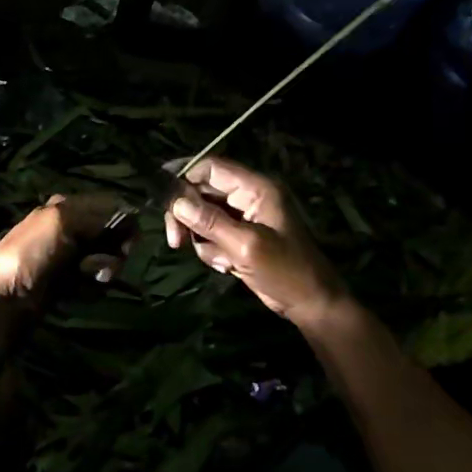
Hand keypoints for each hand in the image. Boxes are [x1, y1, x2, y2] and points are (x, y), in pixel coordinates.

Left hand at [0, 193, 125, 344]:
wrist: (1, 299)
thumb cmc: (29, 254)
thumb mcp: (63, 222)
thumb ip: (99, 216)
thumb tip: (132, 216)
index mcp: (68, 205)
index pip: (113, 207)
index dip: (124, 224)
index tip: (125, 244)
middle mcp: (72, 227)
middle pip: (115, 236)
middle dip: (114, 253)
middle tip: (95, 267)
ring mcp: (71, 256)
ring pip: (109, 261)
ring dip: (103, 273)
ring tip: (83, 281)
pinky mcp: (71, 281)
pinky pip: (97, 281)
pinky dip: (92, 288)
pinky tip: (77, 292)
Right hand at [163, 156, 348, 324]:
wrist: (310, 304)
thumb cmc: (286, 271)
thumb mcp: (246, 246)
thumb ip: (210, 222)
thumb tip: (176, 201)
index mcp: (256, 188)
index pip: (211, 168)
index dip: (184, 176)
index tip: (161, 197)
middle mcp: (247, 197)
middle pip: (201, 192)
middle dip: (187, 216)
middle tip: (175, 241)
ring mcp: (242, 218)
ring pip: (202, 216)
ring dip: (202, 239)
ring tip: (220, 260)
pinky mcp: (239, 237)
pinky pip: (211, 235)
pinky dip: (212, 251)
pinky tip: (227, 266)